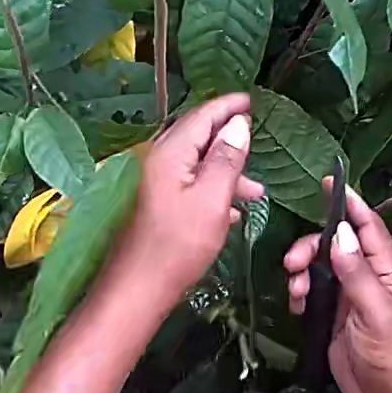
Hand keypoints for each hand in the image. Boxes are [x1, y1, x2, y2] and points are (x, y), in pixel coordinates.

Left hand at [99, 93, 265, 310]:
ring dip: (226, 171)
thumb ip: (227, 158)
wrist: (136, 292)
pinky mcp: (154, 205)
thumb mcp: (212, 199)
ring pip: (195, 164)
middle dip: (228, 137)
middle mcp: (157, 161)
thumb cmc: (177, 245)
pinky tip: (231, 211)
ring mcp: (153, 184)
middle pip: (197, 137)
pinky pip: (188, 185)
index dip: (228, 106)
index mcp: (169, 153)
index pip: (202, 116)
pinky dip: (212, 190)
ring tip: (255, 191)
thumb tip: (239, 124)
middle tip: (255, 136)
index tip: (251, 100)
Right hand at [286, 184, 391, 392]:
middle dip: (311, 246)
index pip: (368, 228)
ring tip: (295, 289)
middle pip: (336, 245)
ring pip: (321, 267)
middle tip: (292, 262)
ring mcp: (351, 297)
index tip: (330, 183)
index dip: (351, 204)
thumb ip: (357, 273)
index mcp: (387, 271)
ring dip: (303, 270)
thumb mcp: (377, 313)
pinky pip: (314, 292)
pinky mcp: (335, 317)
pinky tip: (297, 305)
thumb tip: (339, 233)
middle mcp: (368, 277)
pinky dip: (302, 292)